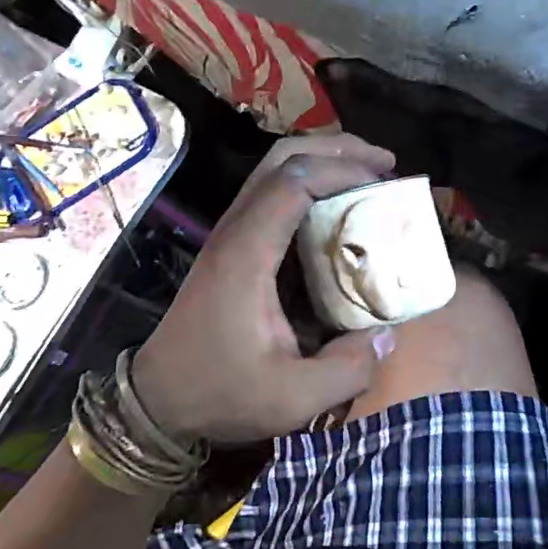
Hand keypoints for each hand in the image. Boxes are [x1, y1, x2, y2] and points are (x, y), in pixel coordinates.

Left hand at [131, 135, 397, 444]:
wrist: (159, 397)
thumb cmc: (220, 393)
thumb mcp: (293, 398)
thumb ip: (348, 369)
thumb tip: (387, 336)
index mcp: (247, 254)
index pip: (293, 181)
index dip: (343, 169)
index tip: (388, 181)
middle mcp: (234, 233)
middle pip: (279, 159)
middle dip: (335, 151)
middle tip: (385, 165)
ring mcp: (227, 239)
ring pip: (270, 175)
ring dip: (319, 167)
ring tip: (368, 182)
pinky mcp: (228, 253)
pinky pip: (268, 202)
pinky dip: (305, 193)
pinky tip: (335, 219)